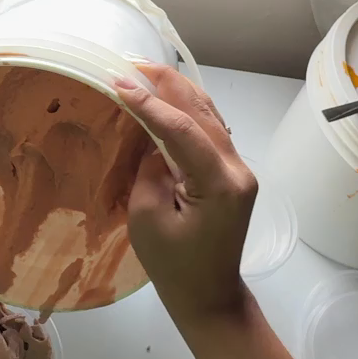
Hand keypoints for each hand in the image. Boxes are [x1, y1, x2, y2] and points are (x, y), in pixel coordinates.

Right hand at [115, 63, 257, 325]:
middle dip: (166, 84)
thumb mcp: (147, 217)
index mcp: (221, 183)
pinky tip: (165, 96)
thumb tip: (151, 135)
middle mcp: (237, 168)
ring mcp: (239, 168)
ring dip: (177, 90)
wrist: (209, 296)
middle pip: (202, 112)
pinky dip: (186, 108)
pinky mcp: (231, 172)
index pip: (183, 129)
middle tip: (130, 63)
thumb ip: (149, 168)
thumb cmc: (173, 266)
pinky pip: (209, 129)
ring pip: (209, 115)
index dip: (149, 103)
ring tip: (144, 70)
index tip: (118, 82)